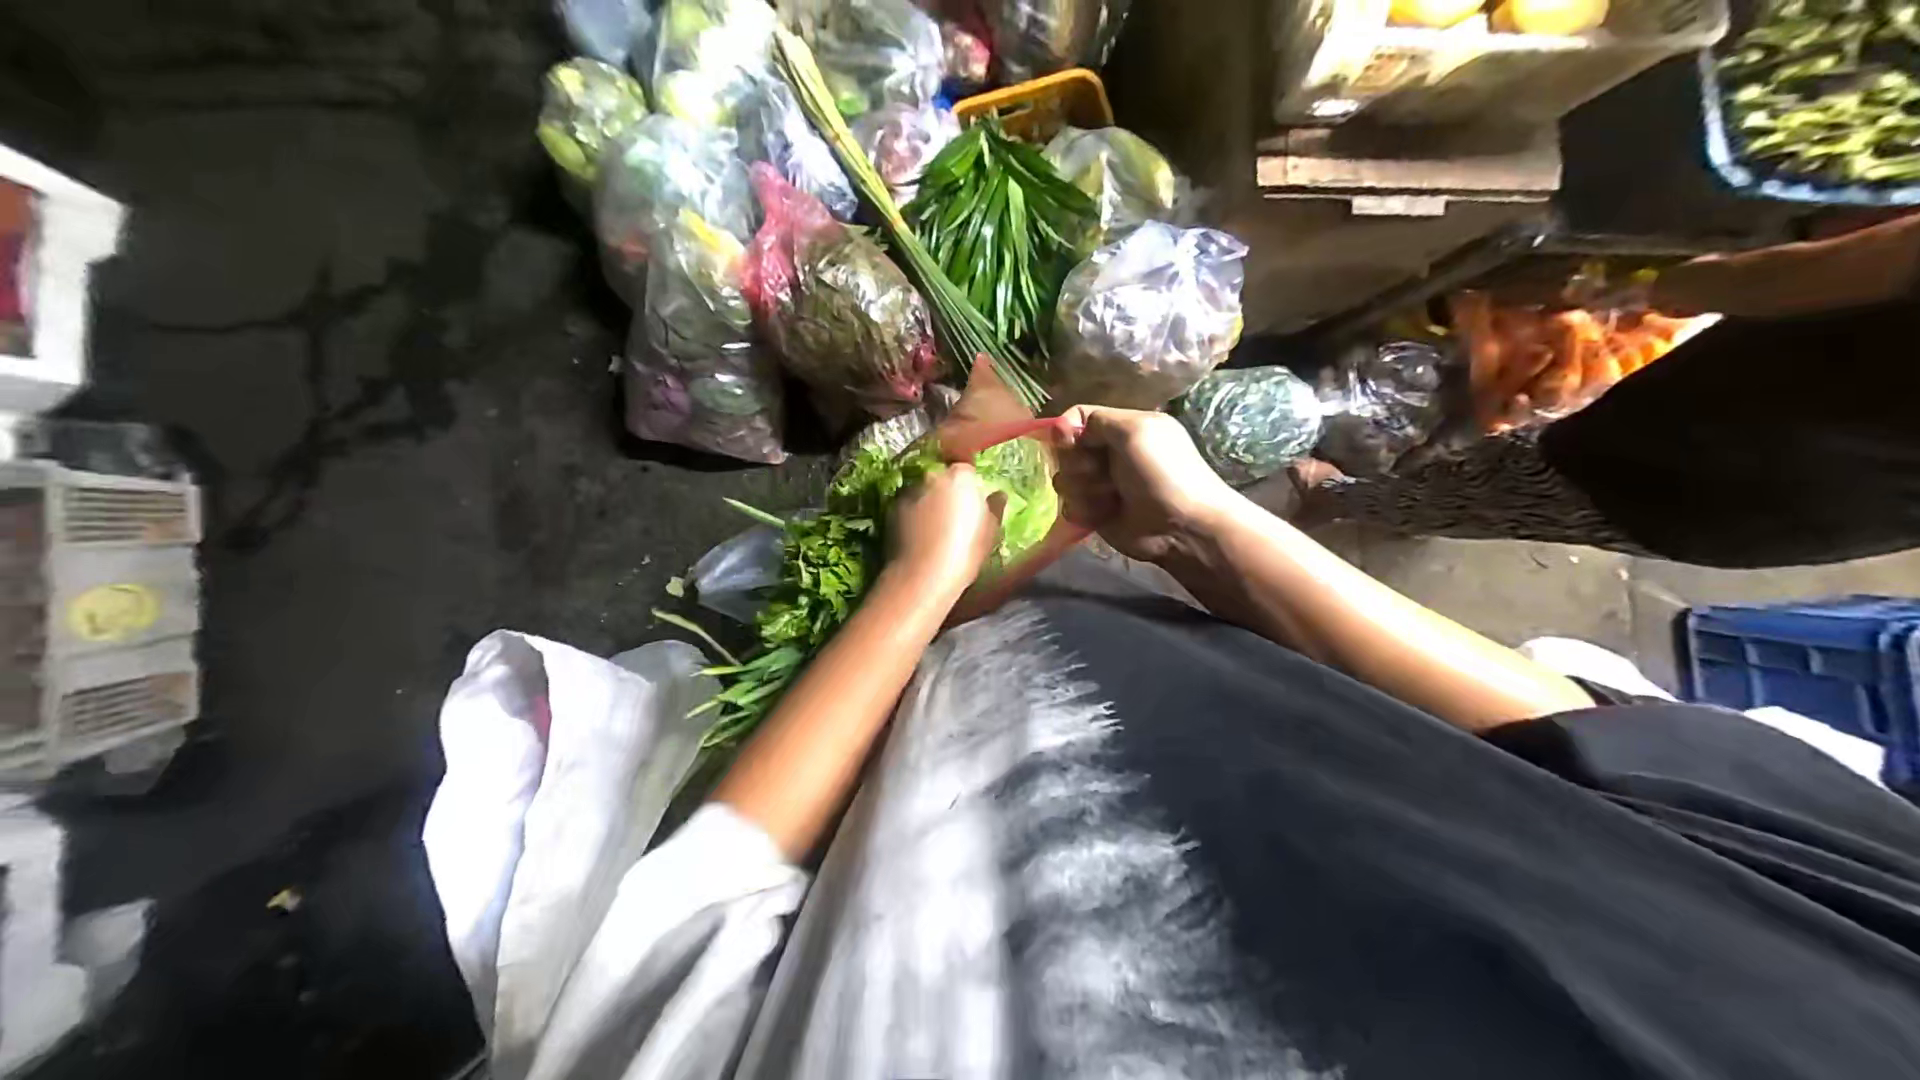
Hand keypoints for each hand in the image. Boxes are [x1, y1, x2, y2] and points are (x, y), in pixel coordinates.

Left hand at [888, 463, 1003, 596]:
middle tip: (953, 514)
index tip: (971, 501)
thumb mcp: (990, 532)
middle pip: (941, 477)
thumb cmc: (964, 553)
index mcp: (960, 477)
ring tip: (934, 528)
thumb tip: (998, 495)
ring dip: (928, 501)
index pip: (966, 470)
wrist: (922, 576)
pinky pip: (907, 506)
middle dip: (946, 490)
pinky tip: (918, 535)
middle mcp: (932, 476)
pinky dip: (912, 515)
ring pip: (922, 490)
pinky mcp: (891, 508)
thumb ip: (994, 508)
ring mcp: (908, 491)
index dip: (969, 485)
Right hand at [1054, 406, 1244, 563]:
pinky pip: (1070, 506)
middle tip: (1100, 472)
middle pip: (1067, 450)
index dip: (1066, 429)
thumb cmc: (1162, 473)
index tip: (1067, 442)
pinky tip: (1103, 514)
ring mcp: (1101, 484)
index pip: (1079, 418)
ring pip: (1065, 479)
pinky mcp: (1096, 512)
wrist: (1180, 526)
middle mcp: (1109, 454)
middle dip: (1078, 463)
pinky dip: (1084, 510)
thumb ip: (1097, 420)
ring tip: (1108, 497)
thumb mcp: (1135, 430)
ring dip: (1083, 489)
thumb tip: (1061, 428)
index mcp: (1122, 429)